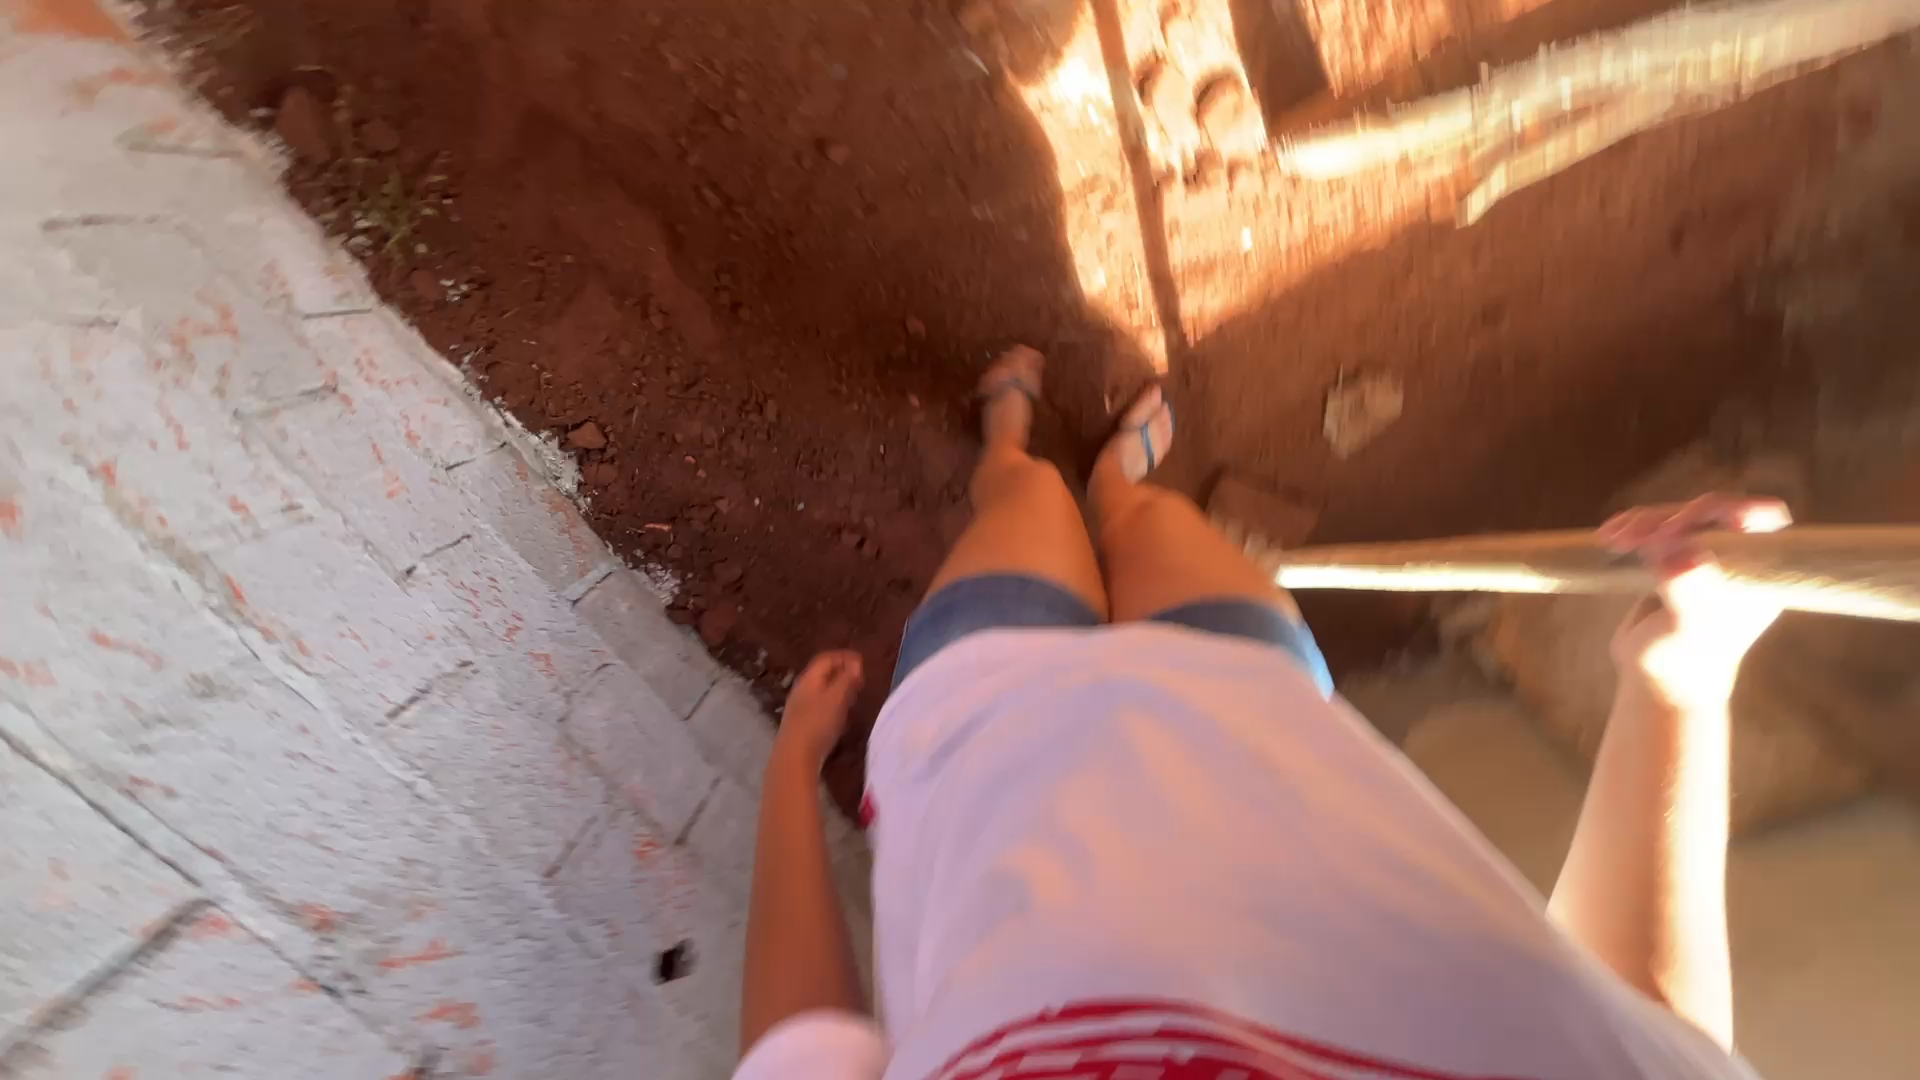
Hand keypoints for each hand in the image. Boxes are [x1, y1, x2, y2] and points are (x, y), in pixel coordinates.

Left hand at [776, 651, 863, 770]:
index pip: (826, 658)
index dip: (844, 656)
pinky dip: (834, 703)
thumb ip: (847, 679)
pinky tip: (842, 715)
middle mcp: (802, 689)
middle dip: (842, 672)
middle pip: (823, 673)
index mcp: (809, 679)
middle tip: (861, 679)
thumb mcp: (837, 698)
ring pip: (822, 690)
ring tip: (855, 695)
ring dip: (839, 688)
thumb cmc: (818, 723)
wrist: (794, 757)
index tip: (862, 662)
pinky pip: (820, 705)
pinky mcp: (802, 723)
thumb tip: (856, 664)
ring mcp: (800, 707)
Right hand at [1599, 494, 1791, 707]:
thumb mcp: (1690, 625)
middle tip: (1634, 534)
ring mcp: (1699, 559)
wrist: (1658, 679)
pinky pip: (1648, 533)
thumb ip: (1688, 587)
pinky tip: (1606, 536)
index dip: (1730, 510)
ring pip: (1672, 520)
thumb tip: (1674, 548)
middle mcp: (1734, 559)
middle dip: (1668, 517)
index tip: (1685, 521)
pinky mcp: (1665, 563)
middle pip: (1707, 515)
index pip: (1762, 521)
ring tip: (1611, 538)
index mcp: (1760, 570)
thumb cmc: (1686, 659)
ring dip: (1640, 522)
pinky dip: (1626, 529)